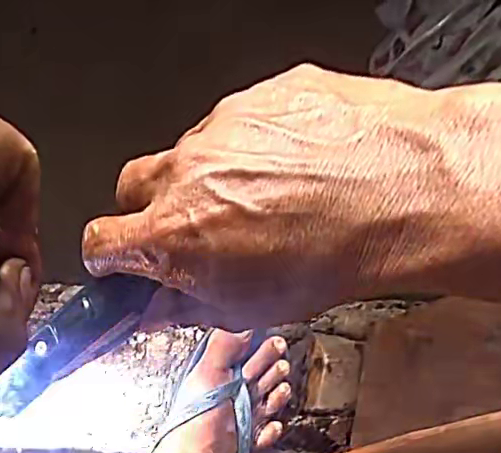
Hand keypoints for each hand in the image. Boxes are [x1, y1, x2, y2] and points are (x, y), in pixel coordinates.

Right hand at [82, 64, 482, 328]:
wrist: (399, 195)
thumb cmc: (325, 259)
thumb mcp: (241, 309)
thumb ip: (181, 307)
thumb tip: (153, 309)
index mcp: (171, 234)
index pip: (101, 240)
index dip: (106, 254)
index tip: (116, 259)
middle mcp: (184, 172)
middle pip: (132, 187)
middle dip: (147, 211)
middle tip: (186, 232)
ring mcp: (222, 126)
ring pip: (186, 154)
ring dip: (204, 180)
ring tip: (256, 203)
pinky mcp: (261, 95)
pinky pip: (235, 124)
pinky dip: (249, 149)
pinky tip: (286, 172)